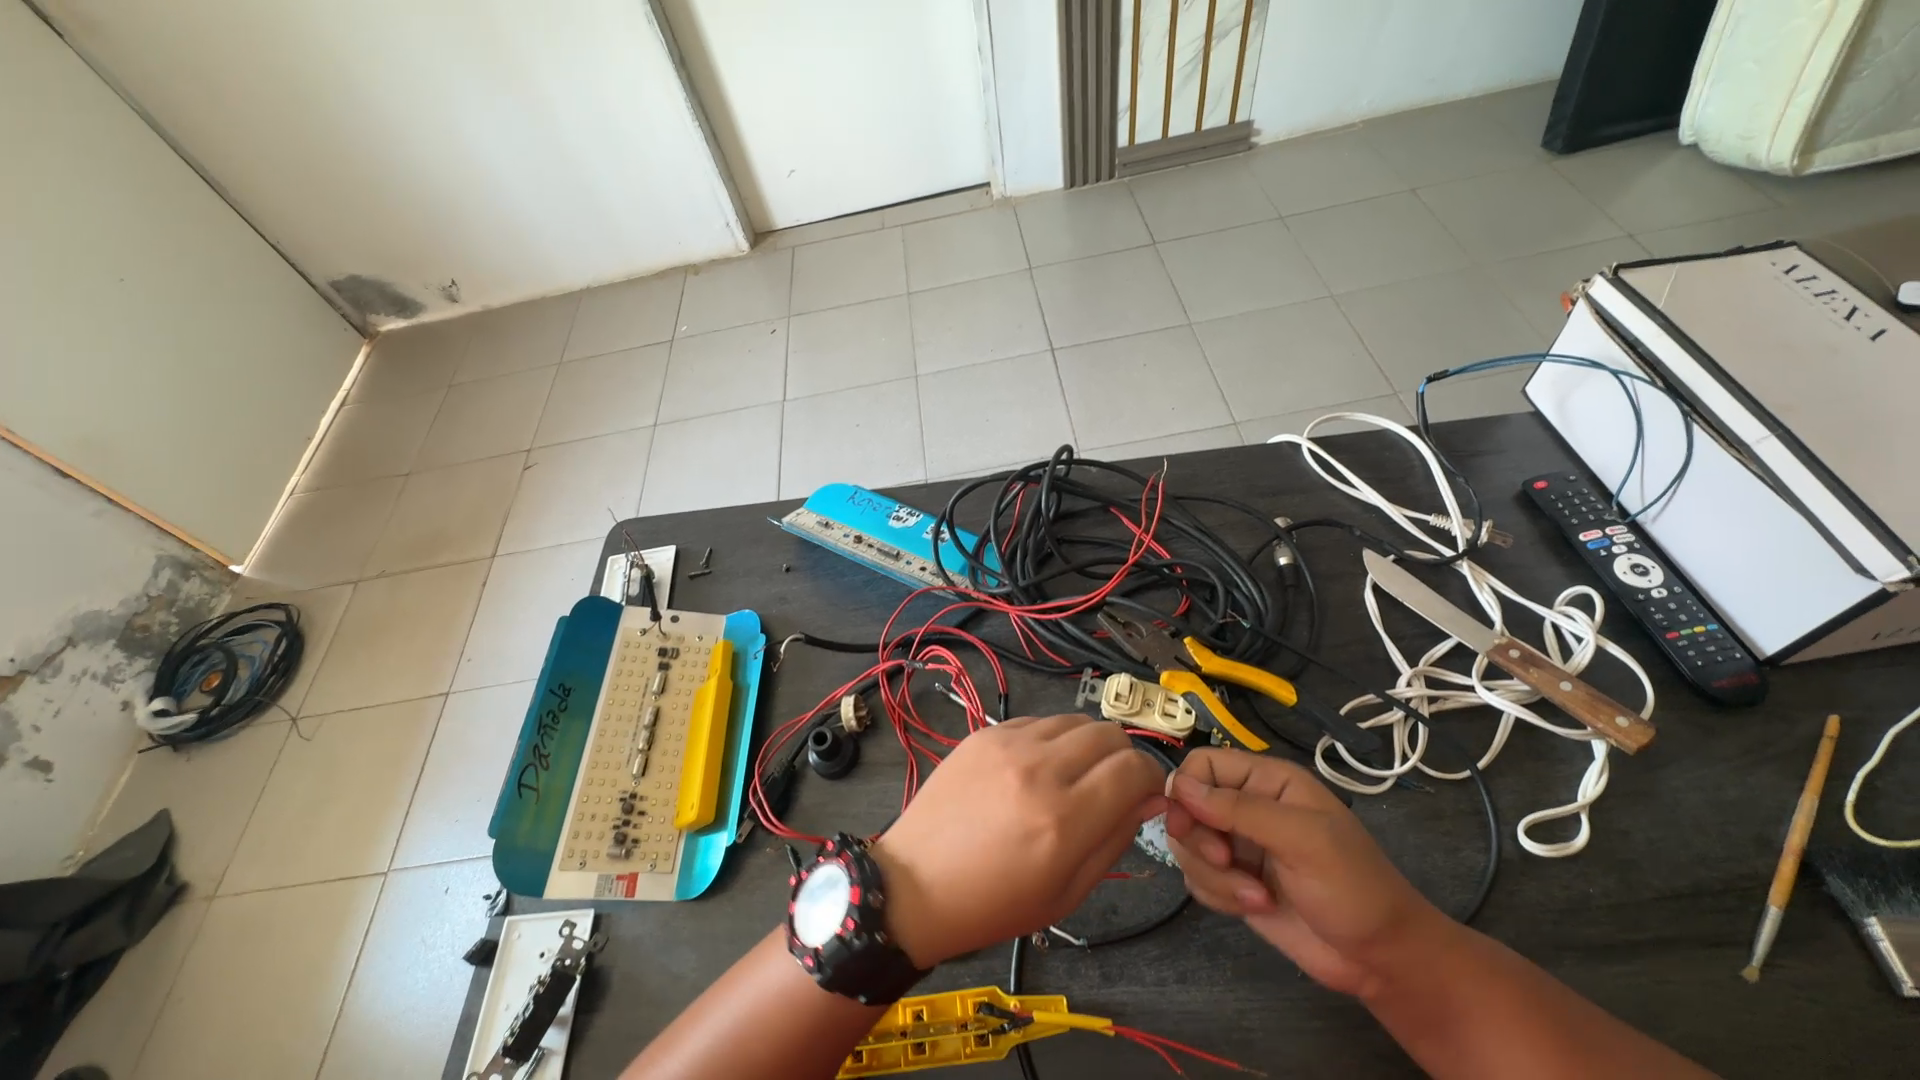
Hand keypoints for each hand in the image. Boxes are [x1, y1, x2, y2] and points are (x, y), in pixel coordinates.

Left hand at [869, 715, 1166, 967]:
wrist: (916, 886)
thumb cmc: (995, 903)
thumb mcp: (1068, 893)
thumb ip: (1116, 839)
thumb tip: (1151, 798)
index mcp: (1065, 820)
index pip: (1135, 769)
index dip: (1152, 780)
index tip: (1146, 796)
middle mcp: (1040, 771)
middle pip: (1109, 735)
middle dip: (1123, 759)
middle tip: (1111, 787)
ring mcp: (1008, 746)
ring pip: (1075, 720)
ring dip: (1087, 745)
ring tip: (1072, 778)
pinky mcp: (984, 734)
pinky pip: (1038, 721)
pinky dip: (1051, 740)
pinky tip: (1036, 770)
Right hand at [1164, 748, 1455, 996]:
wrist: (1378, 957)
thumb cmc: (1352, 886)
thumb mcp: (1303, 840)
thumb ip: (1241, 809)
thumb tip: (1179, 787)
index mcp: (1268, 781)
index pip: (1203, 765)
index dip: (1187, 790)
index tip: (1190, 823)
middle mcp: (1248, 808)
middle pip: (1186, 808)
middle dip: (1200, 841)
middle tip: (1227, 860)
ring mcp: (1240, 847)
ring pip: (1188, 847)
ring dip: (1215, 876)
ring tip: (1257, 897)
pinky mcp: (1234, 883)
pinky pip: (1197, 879)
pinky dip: (1217, 895)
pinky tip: (1255, 907)